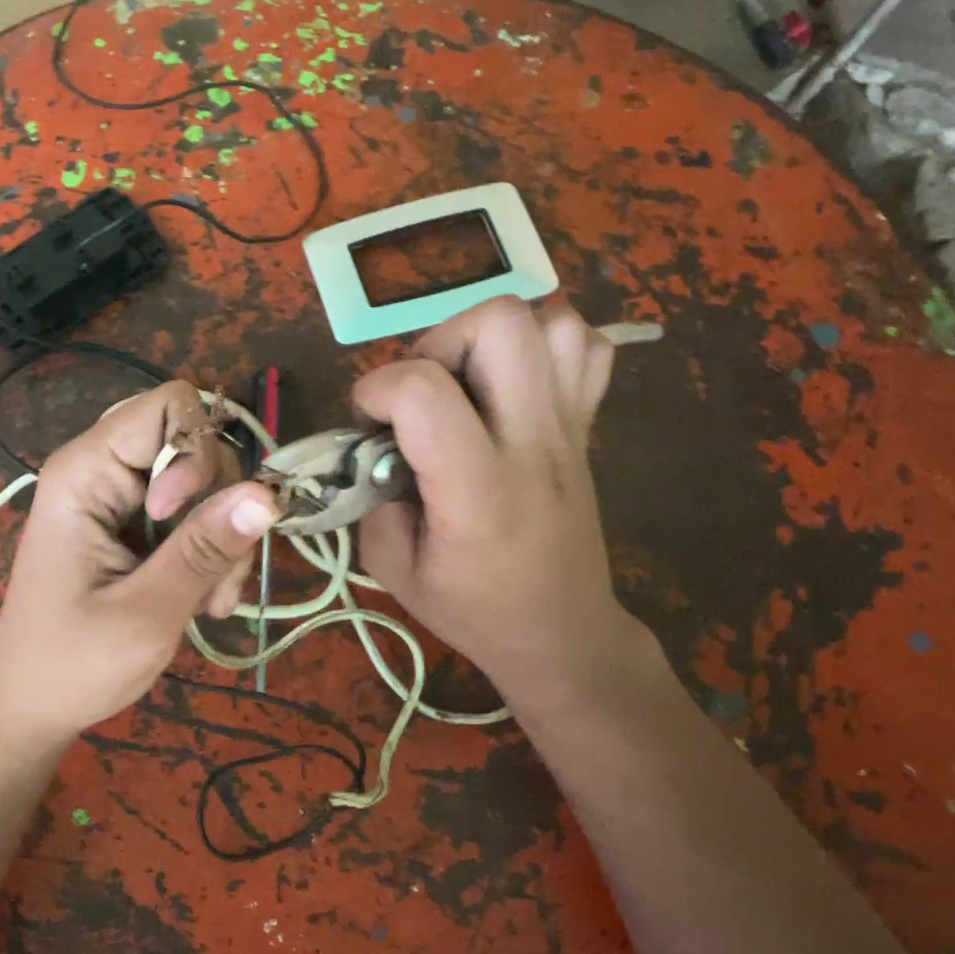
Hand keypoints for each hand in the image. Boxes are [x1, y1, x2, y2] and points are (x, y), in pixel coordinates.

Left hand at [0, 381, 279, 751]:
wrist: (32, 708)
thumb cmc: (71, 666)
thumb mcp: (146, 612)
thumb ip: (205, 550)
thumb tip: (269, 494)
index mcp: (84, 473)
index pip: (168, 406)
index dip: (196, 452)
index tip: (178, 515)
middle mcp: (102, 471)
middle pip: (196, 445)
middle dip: (219, 505)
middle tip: (214, 575)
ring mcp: (121, 499)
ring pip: (206, 485)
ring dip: (222, 540)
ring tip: (210, 603)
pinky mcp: (135, 527)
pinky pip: (194, 517)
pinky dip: (210, 555)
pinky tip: (206, 603)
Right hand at [354, 296, 641, 686]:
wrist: (561, 632)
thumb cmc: (473, 609)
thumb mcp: (392, 568)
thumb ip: (371, 498)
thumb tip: (373, 448)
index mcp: (478, 487)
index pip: (424, 390)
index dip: (376, 391)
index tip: (368, 429)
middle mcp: (531, 442)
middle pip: (497, 323)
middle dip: (438, 344)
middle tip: (421, 396)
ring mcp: (568, 427)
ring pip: (548, 321)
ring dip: (490, 341)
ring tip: (464, 388)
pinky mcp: (586, 425)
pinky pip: (585, 346)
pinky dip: (543, 348)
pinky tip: (510, 388)